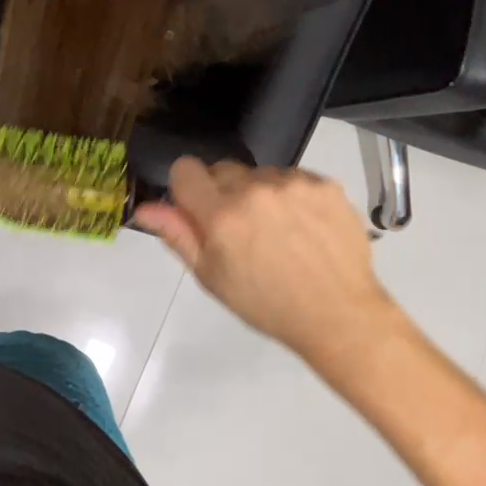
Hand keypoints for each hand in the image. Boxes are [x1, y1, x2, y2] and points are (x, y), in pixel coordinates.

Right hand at [134, 159, 402, 365]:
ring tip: (279, 231)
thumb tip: (145, 208)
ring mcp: (292, 184)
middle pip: (222, 169)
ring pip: (259, 173)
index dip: (187, 189)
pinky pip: (293, 178)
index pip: (185, 169)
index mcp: (221, 215)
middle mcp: (254, 190)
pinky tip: (304, 227)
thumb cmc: (267, 304)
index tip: (200, 212)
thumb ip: (178, 235)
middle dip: (225, 193)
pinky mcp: (324, 184)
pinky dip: (293, 196)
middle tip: (242, 229)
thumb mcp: (212, 277)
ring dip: (260, 193)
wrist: (340, 316)